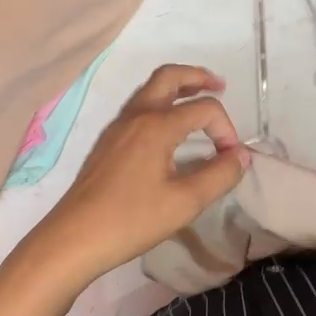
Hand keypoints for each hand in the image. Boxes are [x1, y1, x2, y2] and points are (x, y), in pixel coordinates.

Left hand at [20, 65, 250, 290]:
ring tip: (197, 99)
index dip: (226, 128)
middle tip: (220, 86)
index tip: (231, 158)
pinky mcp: (107, 143)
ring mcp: (117, 128)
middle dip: (197, 77)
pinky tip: (169, 130)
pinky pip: (138, 107)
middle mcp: (136, 116)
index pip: (204, 109)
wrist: (73, 239)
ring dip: (177, 88)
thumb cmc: (131, 220)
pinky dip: (160, 103)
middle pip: (168, 77)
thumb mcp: (186, 202)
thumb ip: (220, 175)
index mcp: (157, 125)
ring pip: (150, 90)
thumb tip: (241, 156)